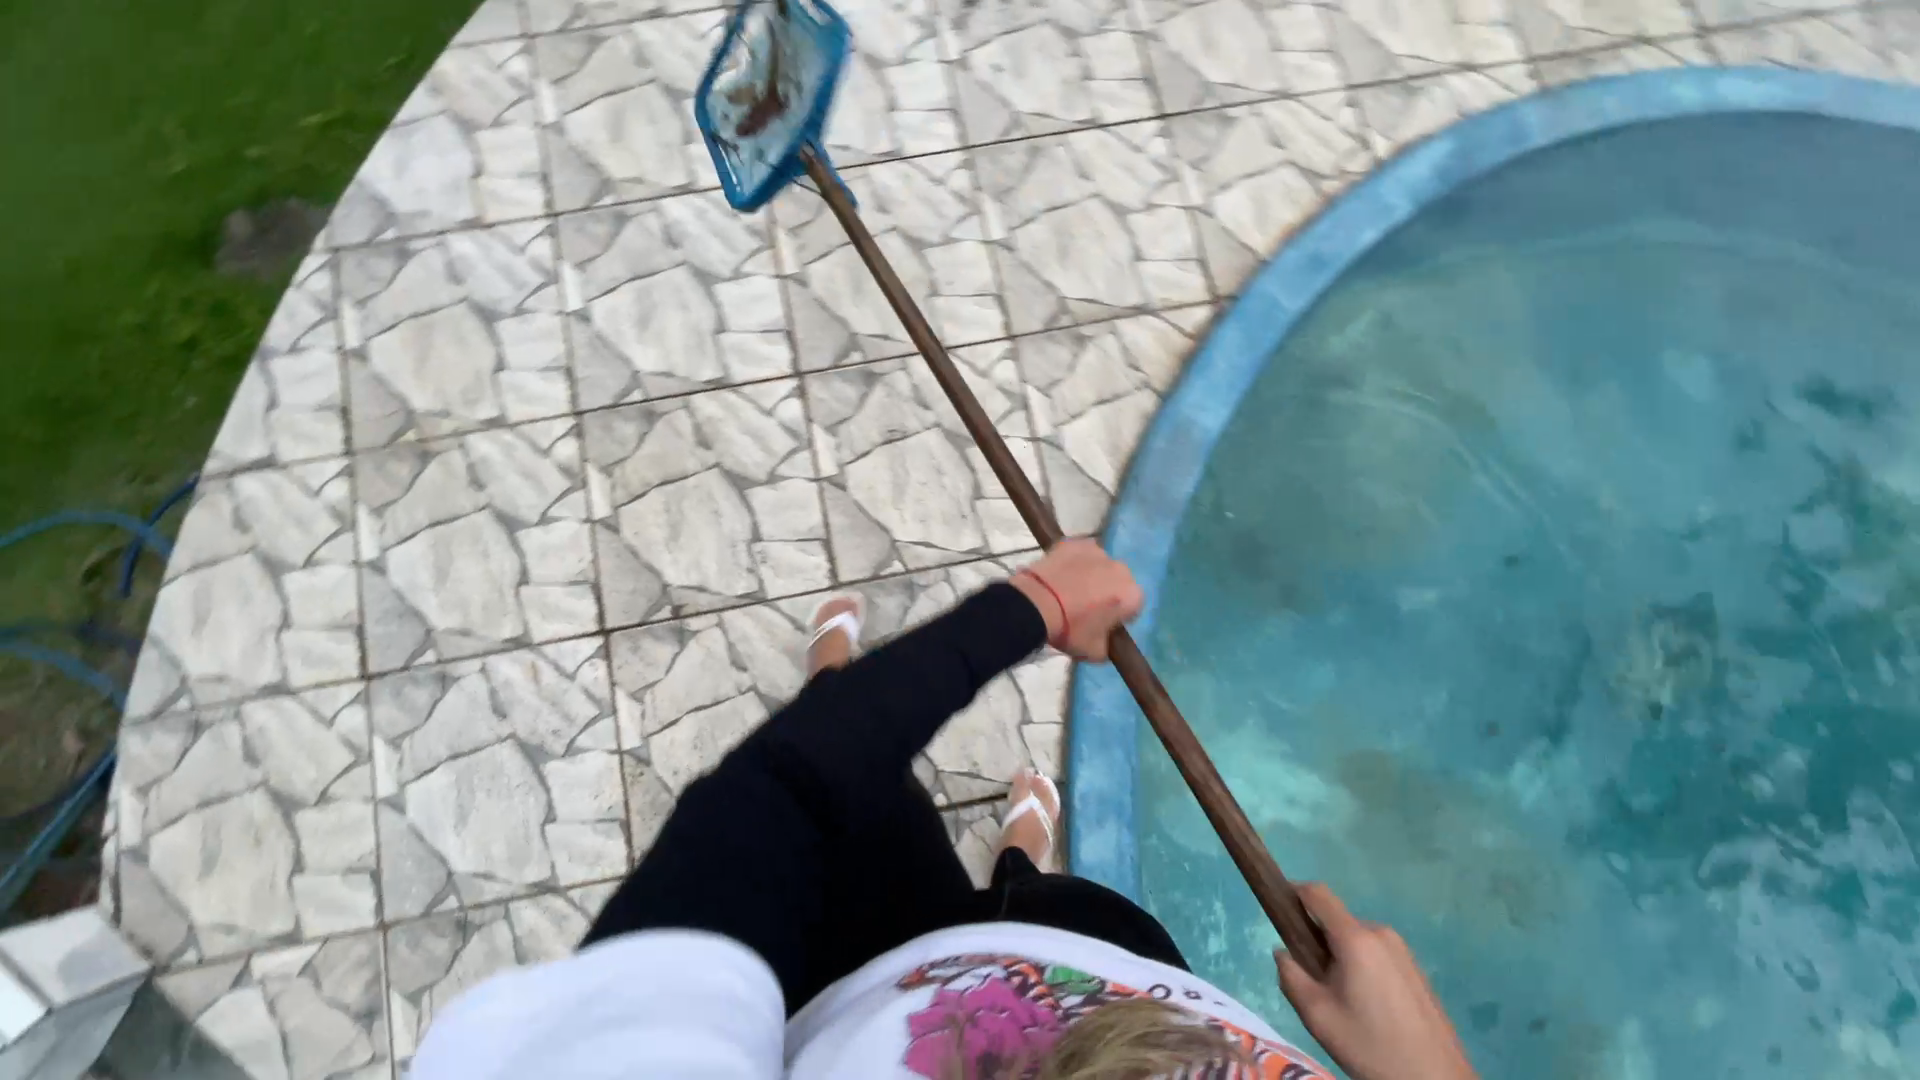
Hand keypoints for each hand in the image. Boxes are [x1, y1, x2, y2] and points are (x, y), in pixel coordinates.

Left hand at [1010, 538, 1143, 660]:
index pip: (1133, 607)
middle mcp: (1121, 568)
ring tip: (1069, 589)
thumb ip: (1109, 643)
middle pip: (1118, 582)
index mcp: (1132, 595)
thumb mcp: (1096, 652)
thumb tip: (1105, 637)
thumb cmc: (1070, 629)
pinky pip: (1079, 554)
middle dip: (1107, 591)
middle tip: (1085, 606)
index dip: (1118, 616)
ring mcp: (1097, 551)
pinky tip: (1059, 574)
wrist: (1036, 604)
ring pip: (1100, 565)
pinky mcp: (1073, 542)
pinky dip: (1072, 562)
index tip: (1102, 623)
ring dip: (1091, 574)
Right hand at [1275, 884, 1477, 1079]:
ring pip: (1355, 939)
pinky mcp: (1416, 970)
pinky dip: (1361, 967)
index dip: (1292, 893)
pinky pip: (1376, 954)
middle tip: (1314, 982)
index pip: (1317, 893)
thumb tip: (1283, 952)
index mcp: (1356, 939)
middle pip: (1335, 920)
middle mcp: (1381, 934)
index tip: (1278, 914)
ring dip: (1340, 956)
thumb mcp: (1317, 1016)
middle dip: (1316, 940)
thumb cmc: (1371, 1048)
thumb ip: (1290, 976)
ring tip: (1342, 1000)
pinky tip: (1368, 1008)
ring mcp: (1403, 951)